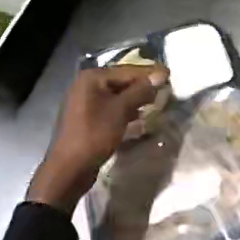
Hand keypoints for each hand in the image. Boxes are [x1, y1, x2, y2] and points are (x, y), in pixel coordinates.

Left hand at [26, 65, 166, 211]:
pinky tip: (140, 117)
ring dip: (136, 99)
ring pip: (117, 96)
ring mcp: (85, 102)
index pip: (126, 71)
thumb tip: (160, 74)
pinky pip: (111, 109)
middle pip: (121, 82)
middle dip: (143, 86)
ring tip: (157, 102)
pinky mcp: (88, 118)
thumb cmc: (95, 134)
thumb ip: (140, 91)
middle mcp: (87, 85)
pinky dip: (126, 111)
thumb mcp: (120, 110)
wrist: (69, 168)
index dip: (149, 73)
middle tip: (166, 88)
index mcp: (92, 78)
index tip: (169, 74)